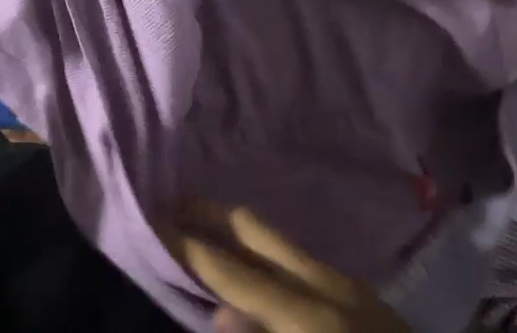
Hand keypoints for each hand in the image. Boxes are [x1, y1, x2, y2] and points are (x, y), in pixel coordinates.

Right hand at [166, 204, 409, 332]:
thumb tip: (219, 311)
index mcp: (307, 312)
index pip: (231, 270)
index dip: (187, 244)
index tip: (151, 218)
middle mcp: (327, 283)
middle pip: (255, 231)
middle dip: (210, 214)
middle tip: (169, 203)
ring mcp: (350, 284)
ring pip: (279, 240)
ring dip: (237, 231)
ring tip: (202, 226)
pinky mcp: (366, 295)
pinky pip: (300, 259)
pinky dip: (266, 253)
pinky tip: (254, 263)